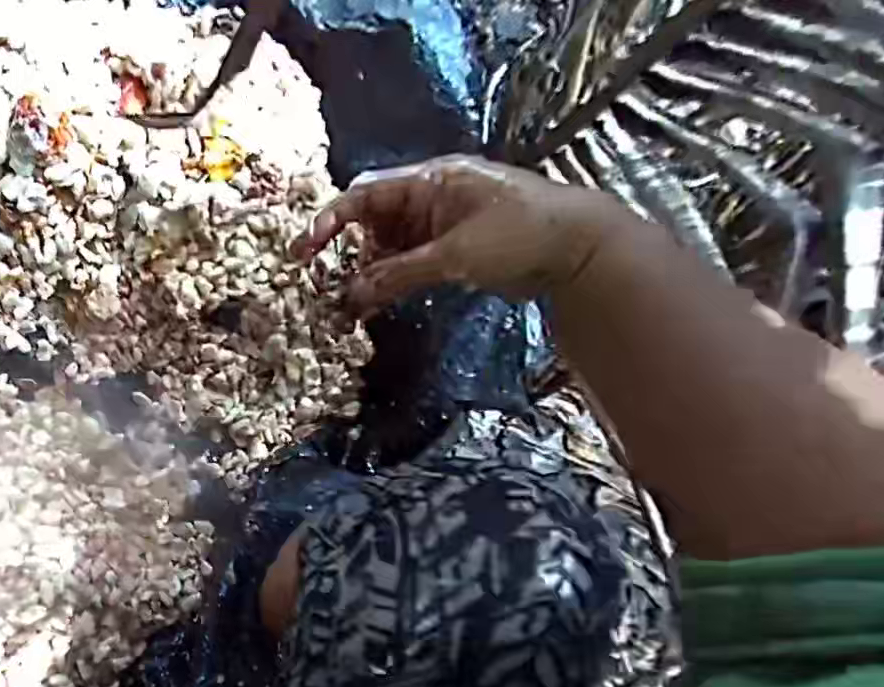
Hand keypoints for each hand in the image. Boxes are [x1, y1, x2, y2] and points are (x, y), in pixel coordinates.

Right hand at [290, 155, 627, 313]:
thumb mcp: (455, 255)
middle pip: (368, 223)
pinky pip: (401, 266)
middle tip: (319, 283)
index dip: (330, 221)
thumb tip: (350, 297)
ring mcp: (434, 227)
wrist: (578, 252)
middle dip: (342, 253)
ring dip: (362, 275)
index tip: (305, 252)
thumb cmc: (521, 235)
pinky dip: (384, 284)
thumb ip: (398, 274)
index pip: (364, 195)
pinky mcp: (443, 252)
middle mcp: (426, 200)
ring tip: (343, 304)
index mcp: (429, 182)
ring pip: (382, 249)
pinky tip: (368, 306)